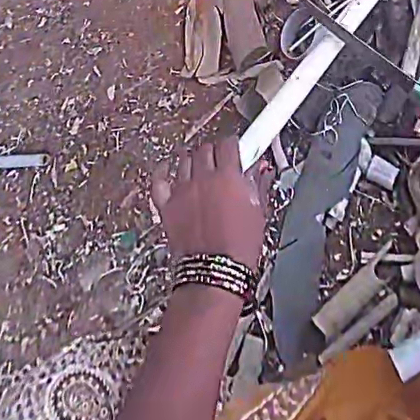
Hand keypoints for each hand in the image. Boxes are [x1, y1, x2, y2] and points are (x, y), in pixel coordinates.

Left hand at [150, 138, 270, 269]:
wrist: (214, 275)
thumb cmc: (239, 250)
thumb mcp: (259, 214)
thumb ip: (258, 186)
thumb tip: (260, 171)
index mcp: (228, 178)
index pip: (228, 144)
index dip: (232, 145)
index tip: (235, 150)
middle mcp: (203, 178)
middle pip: (205, 149)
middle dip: (213, 153)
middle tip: (219, 164)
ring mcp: (182, 189)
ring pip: (184, 159)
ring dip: (192, 161)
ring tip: (199, 170)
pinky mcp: (167, 204)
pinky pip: (160, 179)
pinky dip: (164, 172)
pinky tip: (168, 171)